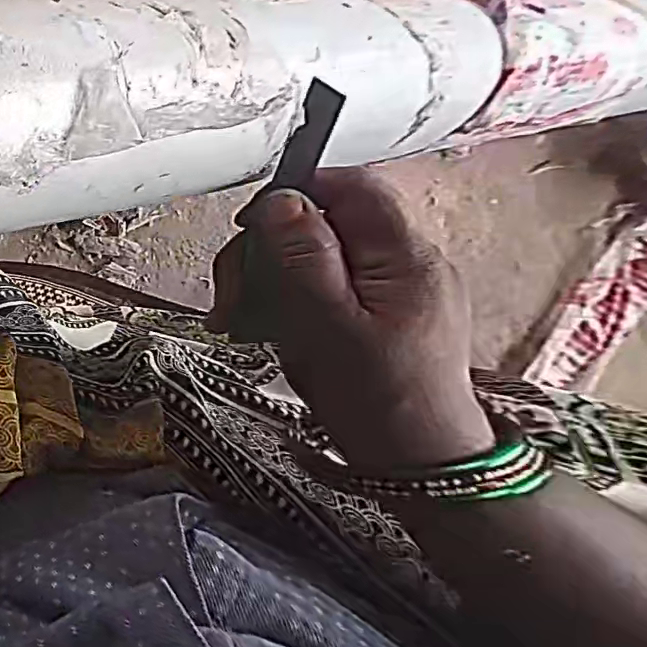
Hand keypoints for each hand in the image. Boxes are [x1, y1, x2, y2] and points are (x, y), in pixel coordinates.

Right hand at [211, 168, 494, 468]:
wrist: (413, 459)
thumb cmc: (372, 392)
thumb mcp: (326, 320)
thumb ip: (304, 254)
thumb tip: (280, 199)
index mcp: (403, 257)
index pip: (352, 187)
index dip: (295, 192)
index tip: (249, 227)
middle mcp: (400, 262)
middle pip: (317, 220)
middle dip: (263, 248)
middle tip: (233, 291)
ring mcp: (385, 286)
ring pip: (305, 251)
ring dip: (261, 276)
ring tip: (237, 315)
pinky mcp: (367, 307)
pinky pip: (312, 280)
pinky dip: (276, 295)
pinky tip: (256, 322)